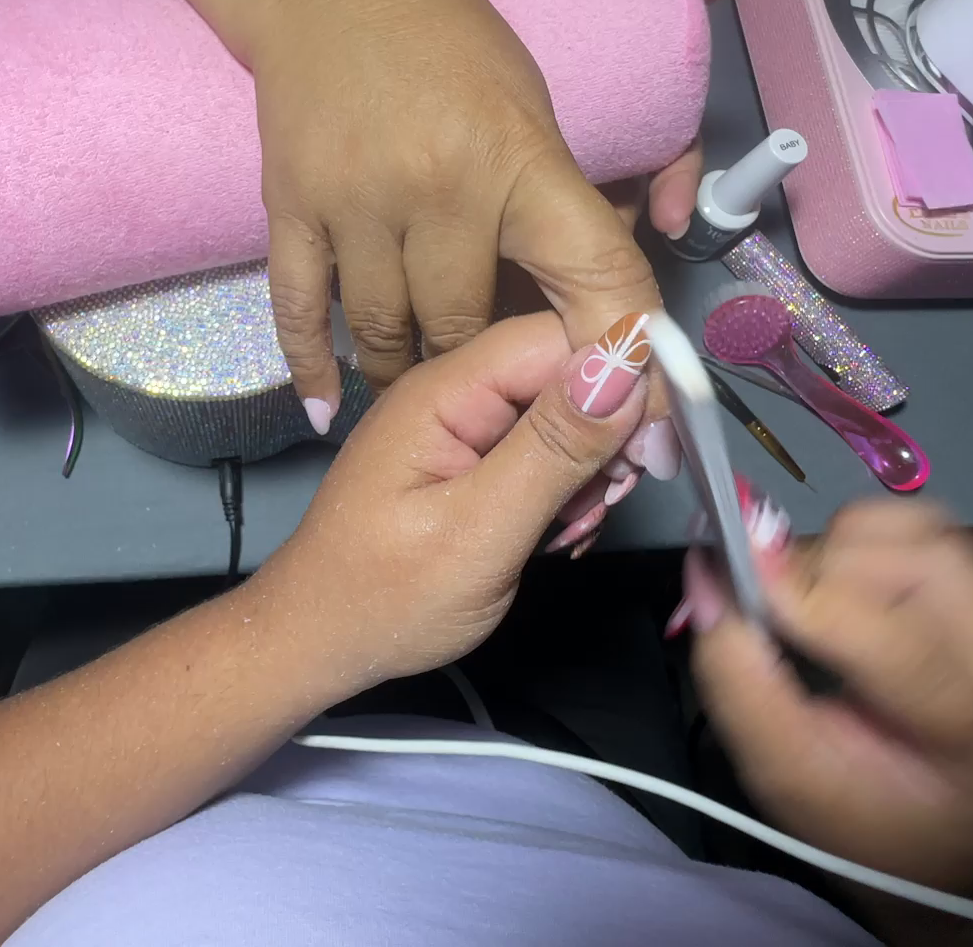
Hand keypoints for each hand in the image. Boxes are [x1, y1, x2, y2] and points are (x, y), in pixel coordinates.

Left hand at [252, 311, 651, 689]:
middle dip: (604, 435)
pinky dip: (561, 488)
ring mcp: (458, 426)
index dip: (619, 377)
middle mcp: (452, 392)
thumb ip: (552, 448)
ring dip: (586, 471)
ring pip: (558, 416)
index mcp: (444, 390)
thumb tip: (624, 362)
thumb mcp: (478, 529)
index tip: (651, 449)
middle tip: (602, 505)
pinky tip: (555, 532)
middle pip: (562, 372)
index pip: (555, 334)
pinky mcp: (465, 459)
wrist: (321, 637)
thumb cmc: (386, 595)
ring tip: (570, 530)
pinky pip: (536, 451)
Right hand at [255, 0, 772, 471]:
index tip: (632, 418)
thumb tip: (594, 293)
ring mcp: (354, 205)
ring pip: (384, 332)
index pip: (594, 272)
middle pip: (464, 328)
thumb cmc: (446, 43)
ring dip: (404, 374)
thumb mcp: (532, 104)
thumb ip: (568, 201)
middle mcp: (437, 189)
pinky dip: (312, 367)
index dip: (623, 353)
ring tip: (416, 392)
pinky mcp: (289, 211)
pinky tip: (324, 411)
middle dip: (482, 370)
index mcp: (518, 156)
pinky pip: (299, 309)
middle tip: (493, 395)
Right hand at [688, 502, 972, 890]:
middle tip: (767, 593)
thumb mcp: (776, 766)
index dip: (807, 593)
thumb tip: (707, 567)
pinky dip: (865, 536)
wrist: (939, 839)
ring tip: (803, 591)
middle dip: (825, 564)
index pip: (901, 647)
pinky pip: (930, 529)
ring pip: (931, 533)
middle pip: (932, 566)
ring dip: (844, 545)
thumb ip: (733, 670)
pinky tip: (838, 579)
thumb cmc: (856, 816)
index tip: (728, 557)